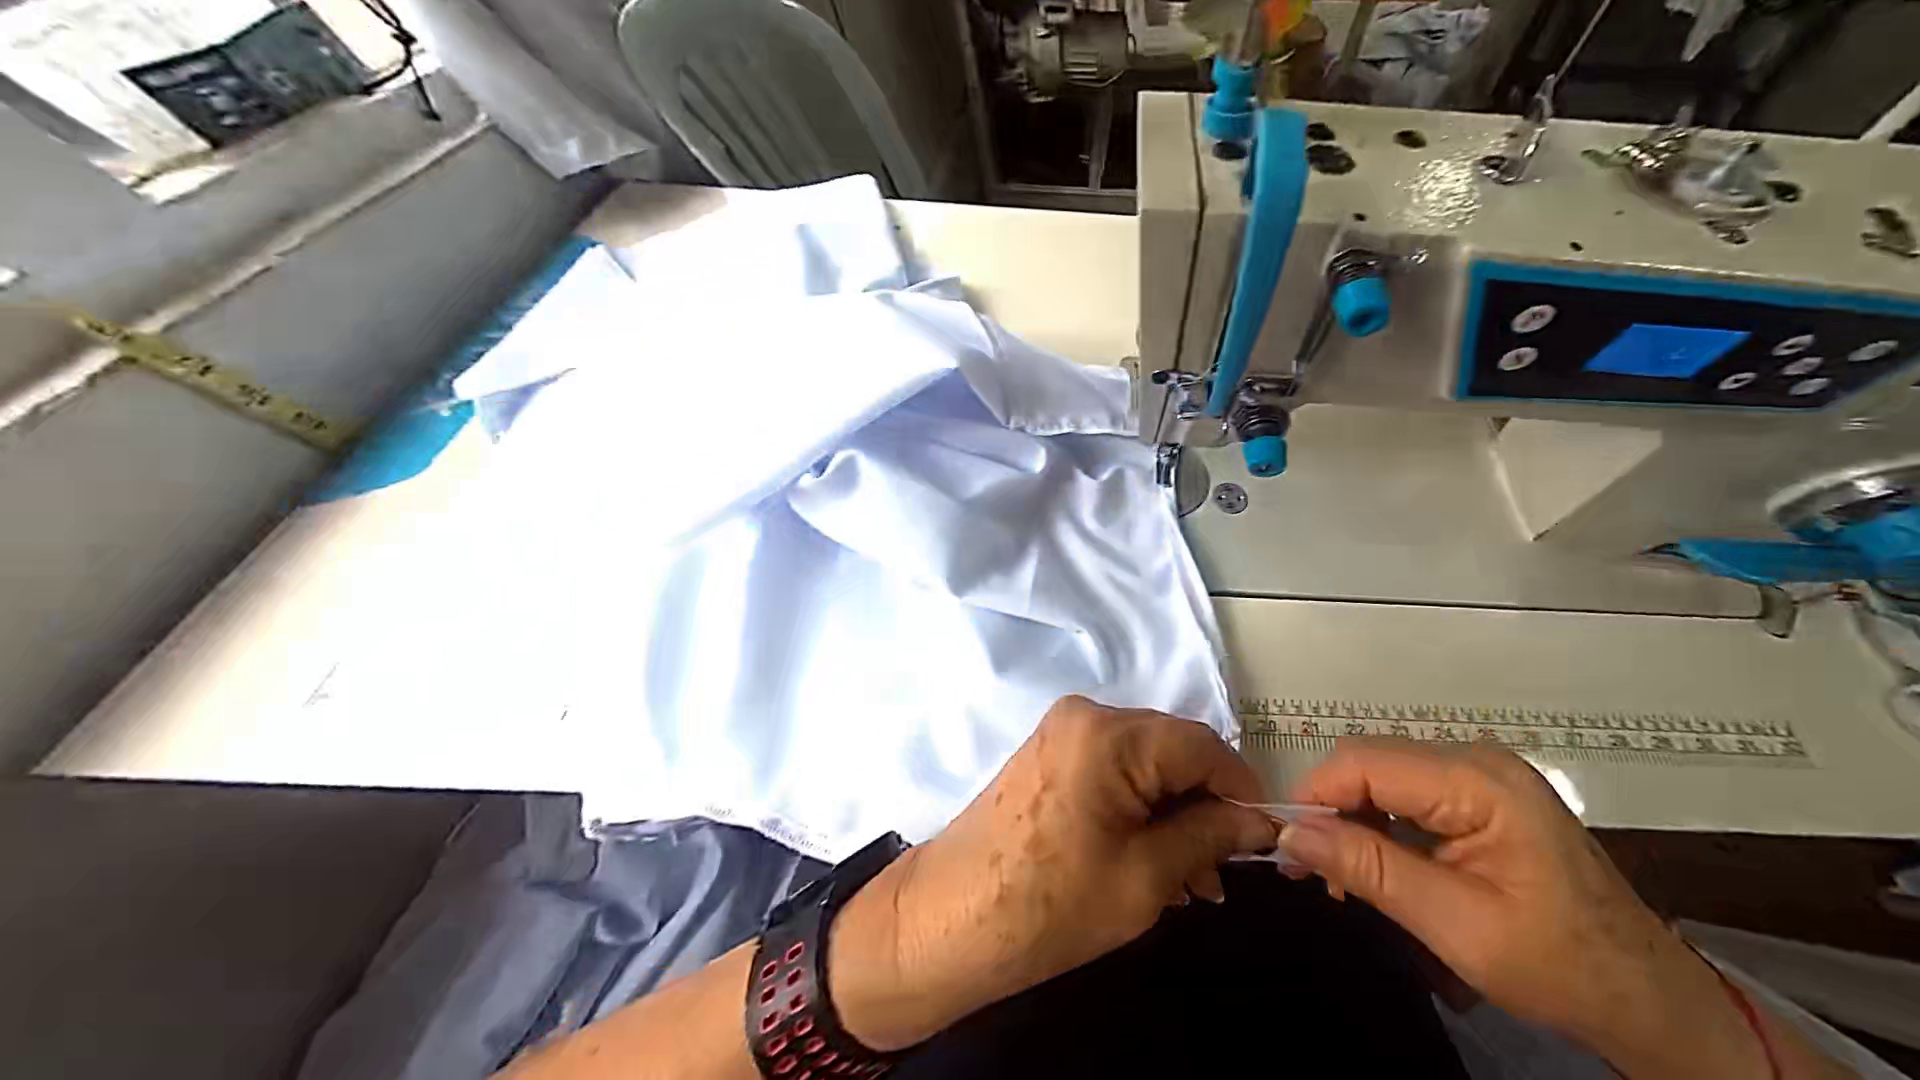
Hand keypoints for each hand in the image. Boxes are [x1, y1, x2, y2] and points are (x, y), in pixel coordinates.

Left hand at [828, 695, 1278, 1049]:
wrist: (950, 919)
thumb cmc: (1050, 903)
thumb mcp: (1147, 876)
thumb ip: (1209, 836)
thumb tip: (1256, 821)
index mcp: (1109, 734)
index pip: (1203, 746)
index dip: (1240, 792)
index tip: (1260, 842)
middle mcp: (1084, 716)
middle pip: (1172, 751)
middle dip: (1204, 808)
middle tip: (1219, 874)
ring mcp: (1061, 734)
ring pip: (1144, 764)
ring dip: (1172, 814)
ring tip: (1188, 882)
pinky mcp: (1048, 755)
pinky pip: (1111, 770)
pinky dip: (1138, 808)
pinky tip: (1150, 858)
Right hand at [1276, 739, 1772, 1077]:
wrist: (1649, 998)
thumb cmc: (1560, 967)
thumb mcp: (1455, 926)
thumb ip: (1369, 869)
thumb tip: (1288, 835)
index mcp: (1481, 783)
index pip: (1364, 762)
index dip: (1314, 796)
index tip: (1286, 847)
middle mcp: (1477, 759)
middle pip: (1367, 761)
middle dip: (1327, 808)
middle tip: (1307, 867)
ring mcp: (1480, 771)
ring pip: (1378, 773)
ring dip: (1348, 816)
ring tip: (1336, 871)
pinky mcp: (1478, 790)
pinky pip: (1402, 787)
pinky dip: (1375, 819)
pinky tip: (1373, 859)